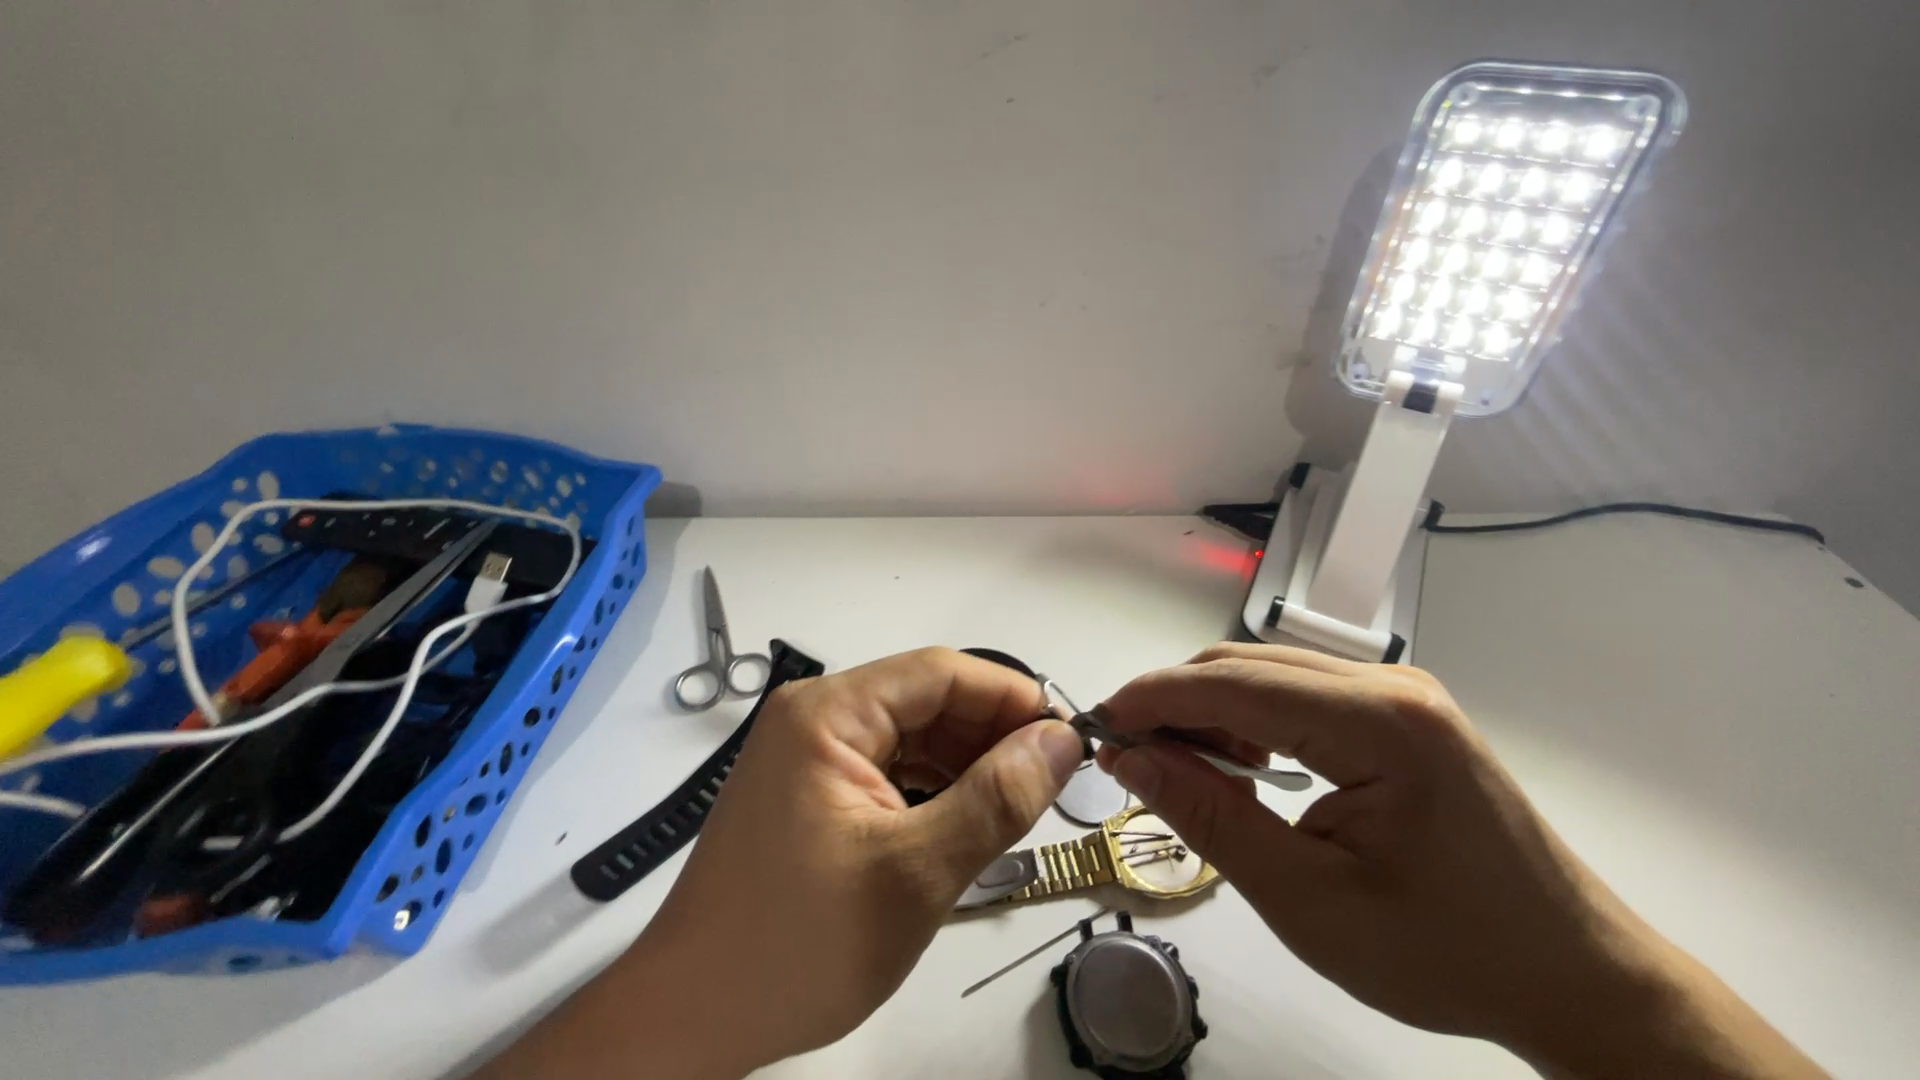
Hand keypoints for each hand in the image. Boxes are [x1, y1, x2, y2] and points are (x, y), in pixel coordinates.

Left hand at [478, 648, 1081, 1079]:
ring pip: (909, 736)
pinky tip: (965, 819)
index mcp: (828, 713)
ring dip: (966, 762)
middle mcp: (814, 718)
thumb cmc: (800, 943)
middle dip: (991, 733)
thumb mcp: (914, 872)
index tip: (1068, 739)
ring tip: (1018, 804)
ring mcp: (807, 756)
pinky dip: (932, 788)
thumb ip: (995, 799)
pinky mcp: (808, 793)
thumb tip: (1061, 740)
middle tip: (1050, 782)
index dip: (1010, 697)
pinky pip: (886, 770)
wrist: (693, 1018)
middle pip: (924, 700)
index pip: (940, 672)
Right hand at [1096, 643, 1827, 1078]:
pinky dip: (1250, 721)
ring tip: (1180, 772)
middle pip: (1246, 666)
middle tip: (1128, 760)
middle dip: (1175, 704)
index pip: (1232, 684)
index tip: (1095, 728)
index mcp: (1380, 723)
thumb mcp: (1306, 899)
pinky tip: (1240, 767)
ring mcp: (1401, 694)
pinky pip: (1300, 694)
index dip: (1152, 699)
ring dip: (1209, 712)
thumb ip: (1209, 816)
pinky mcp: (1402, 714)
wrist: (1574, 976)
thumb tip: (1130, 758)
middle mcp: (1391, 686)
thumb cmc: (1445, 952)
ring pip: (1268, 674)